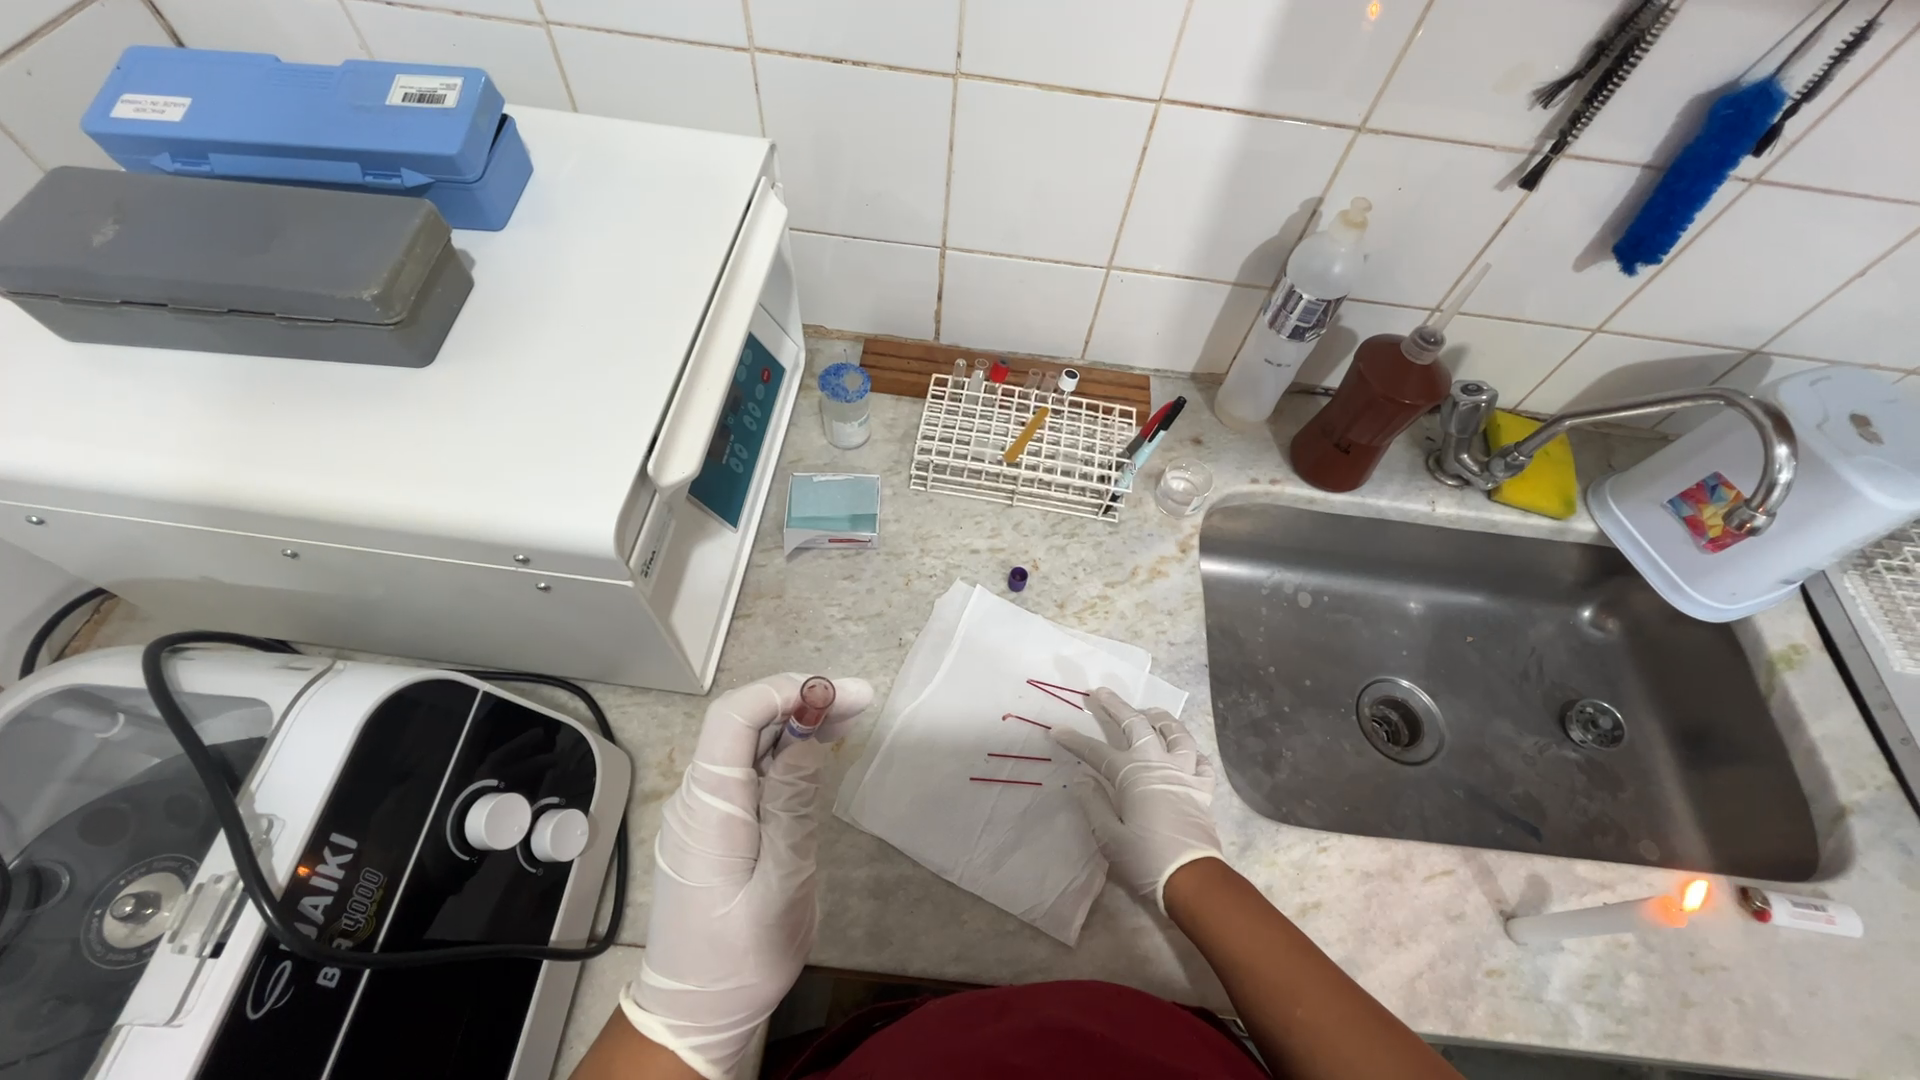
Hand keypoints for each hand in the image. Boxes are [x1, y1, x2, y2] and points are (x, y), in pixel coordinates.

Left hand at [620, 673, 872, 1079]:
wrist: (693, 1013)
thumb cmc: (740, 961)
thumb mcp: (780, 891)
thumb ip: (791, 811)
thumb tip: (805, 740)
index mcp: (709, 809)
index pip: (734, 717)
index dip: (787, 692)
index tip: (842, 695)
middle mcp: (698, 798)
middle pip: (743, 723)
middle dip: (800, 700)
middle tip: (861, 702)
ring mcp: (704, 810)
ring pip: (746, 743)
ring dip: (795, 722)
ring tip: (849, 717)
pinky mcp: (715, 824)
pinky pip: (747, 771)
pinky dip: (784, 752)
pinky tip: (816, 753)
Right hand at [1051, 687, 1223, 913]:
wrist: (1191, 880)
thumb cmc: (1145, 859)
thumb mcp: (1108, 836)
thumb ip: (1094, 803)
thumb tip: (1084, 778)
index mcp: (1132, 775)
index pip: (1096, 752)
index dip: (1075, 741)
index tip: (1057, 730)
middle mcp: (1158, 765)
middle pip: (1137, 725)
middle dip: (1116, 706)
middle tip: (1100, 692)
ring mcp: (1184, 774)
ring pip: (1176, 734)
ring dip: (1161, 718)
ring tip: (1150, 712)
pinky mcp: (1202, 789)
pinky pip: (1201, 762)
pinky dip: (1192, 751)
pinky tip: (1186, 751)